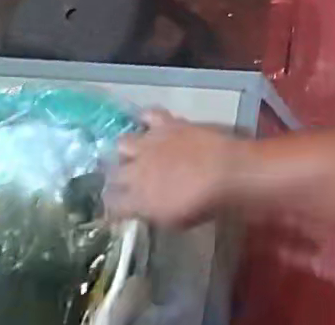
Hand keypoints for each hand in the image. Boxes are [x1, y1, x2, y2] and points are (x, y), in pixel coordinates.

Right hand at [108, 110, 245, 227]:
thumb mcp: (171, 220)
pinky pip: (148, 115)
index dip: (112, 205)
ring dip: (126, 149)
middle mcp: (136, 169)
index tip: (116, 206)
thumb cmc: (200, 205)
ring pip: (123, 141)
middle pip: (112, 171)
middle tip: (124, 179)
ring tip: (134, 152)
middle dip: (115, 176)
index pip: (111, 204)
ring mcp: (150, 143)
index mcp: (136, 200)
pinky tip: (147, 123)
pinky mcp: (165, 123)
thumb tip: (143, 207)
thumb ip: (151, 212)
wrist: (223, 172)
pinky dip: (145, 118)